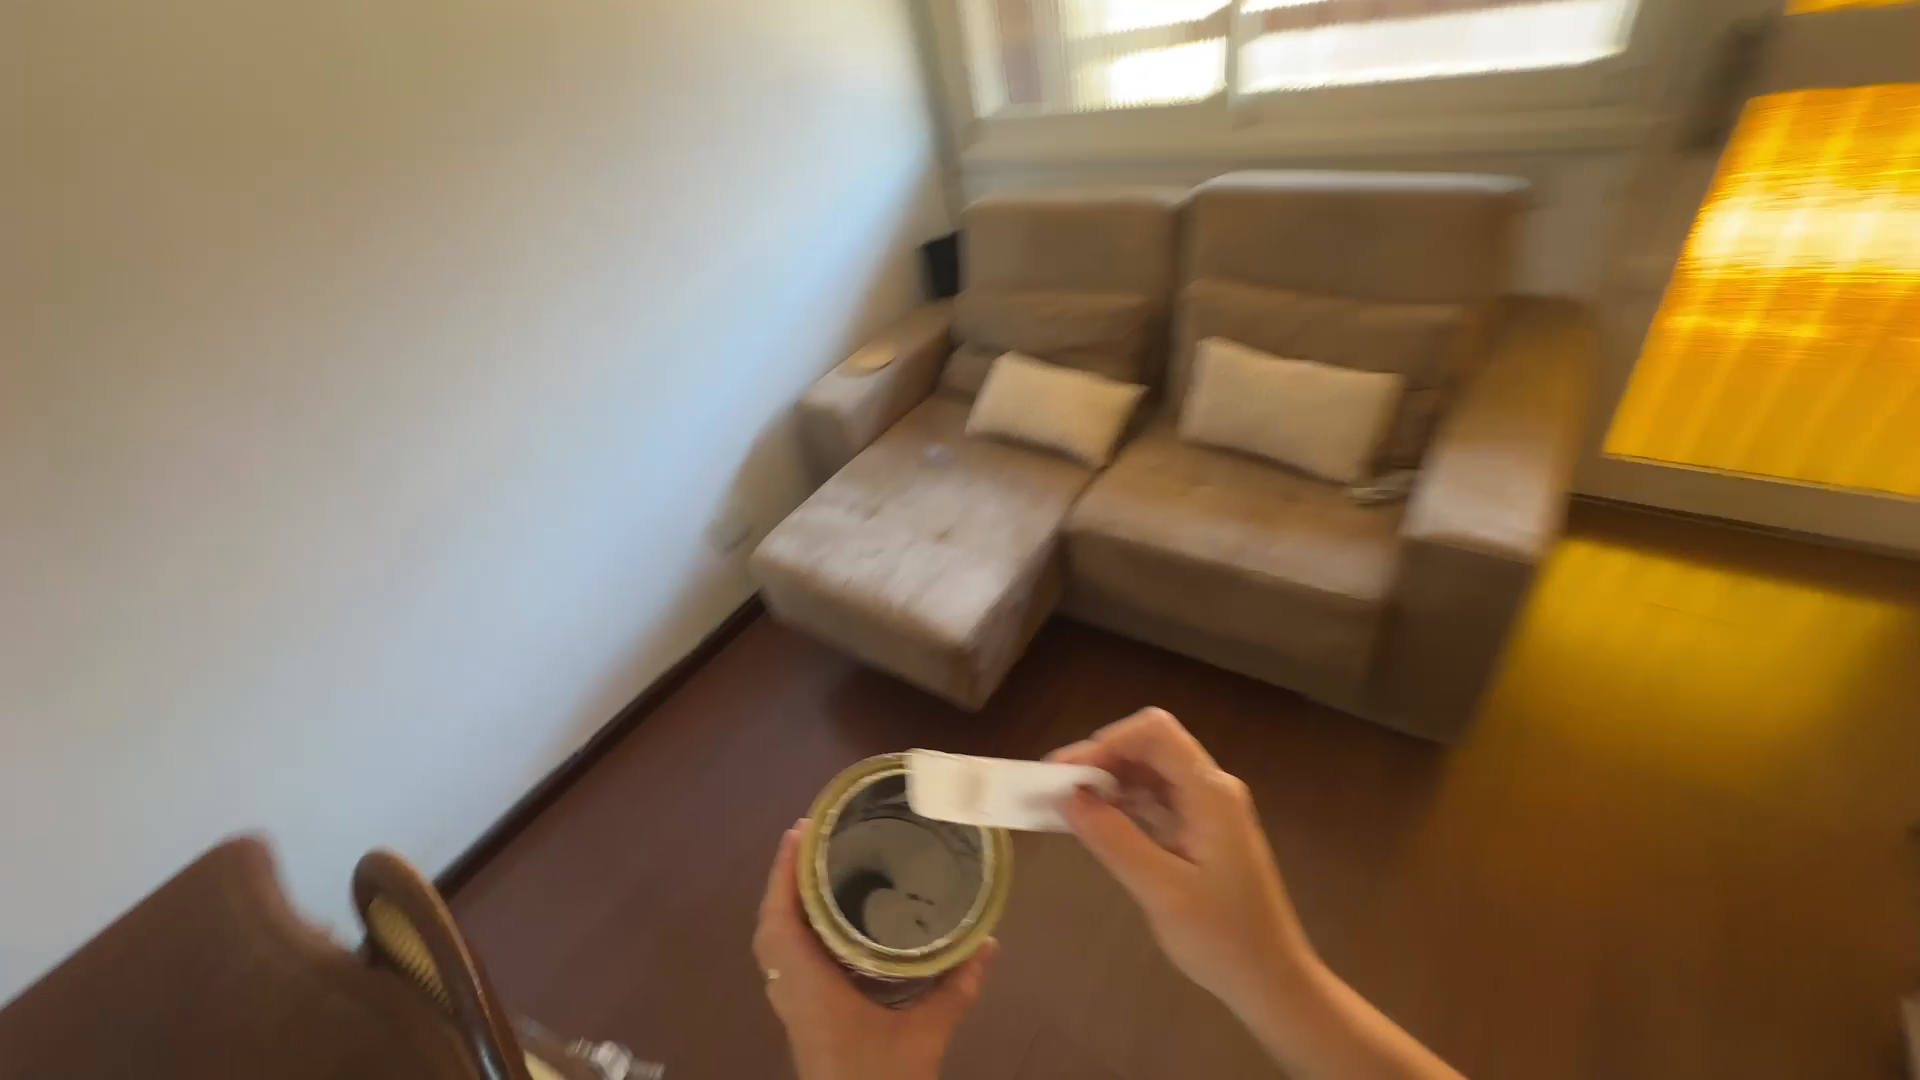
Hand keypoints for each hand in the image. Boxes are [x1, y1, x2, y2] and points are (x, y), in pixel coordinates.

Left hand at [753, 819, 998, 1079]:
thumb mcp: (925, 1037)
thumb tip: (990, 942)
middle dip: (782, 880)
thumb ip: (956, 989)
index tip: (798, 832)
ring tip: (810, 868)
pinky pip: (785, 962)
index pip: (780, 923)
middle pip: (769, 928)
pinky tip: (822, 919)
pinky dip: (793, 929)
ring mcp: (792, 1009)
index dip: (782, 876)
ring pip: (773, 946)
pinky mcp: (802, 1019)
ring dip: (785, 904)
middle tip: (808, 839)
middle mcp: (792, 994)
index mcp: (810, 990)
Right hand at [1049, 708, 1314, 1016]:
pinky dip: (1121, 801)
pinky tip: (1094, 819)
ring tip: (1066, 801)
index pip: (1155, 732)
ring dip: (1107, 779)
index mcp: (1210, 792)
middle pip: (1148, 746)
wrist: (1272, 982)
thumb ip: (1113, 839)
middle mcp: (1210, 788)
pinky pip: (1153, 797)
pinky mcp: (1197, 827)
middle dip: (1100, 758)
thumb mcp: (1162, 892)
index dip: (1107, 741)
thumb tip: (1065, 796)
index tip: (1067, 772)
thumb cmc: (1224, 939)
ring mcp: (1205, 807)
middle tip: (1055, 786)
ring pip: (1148, 769)